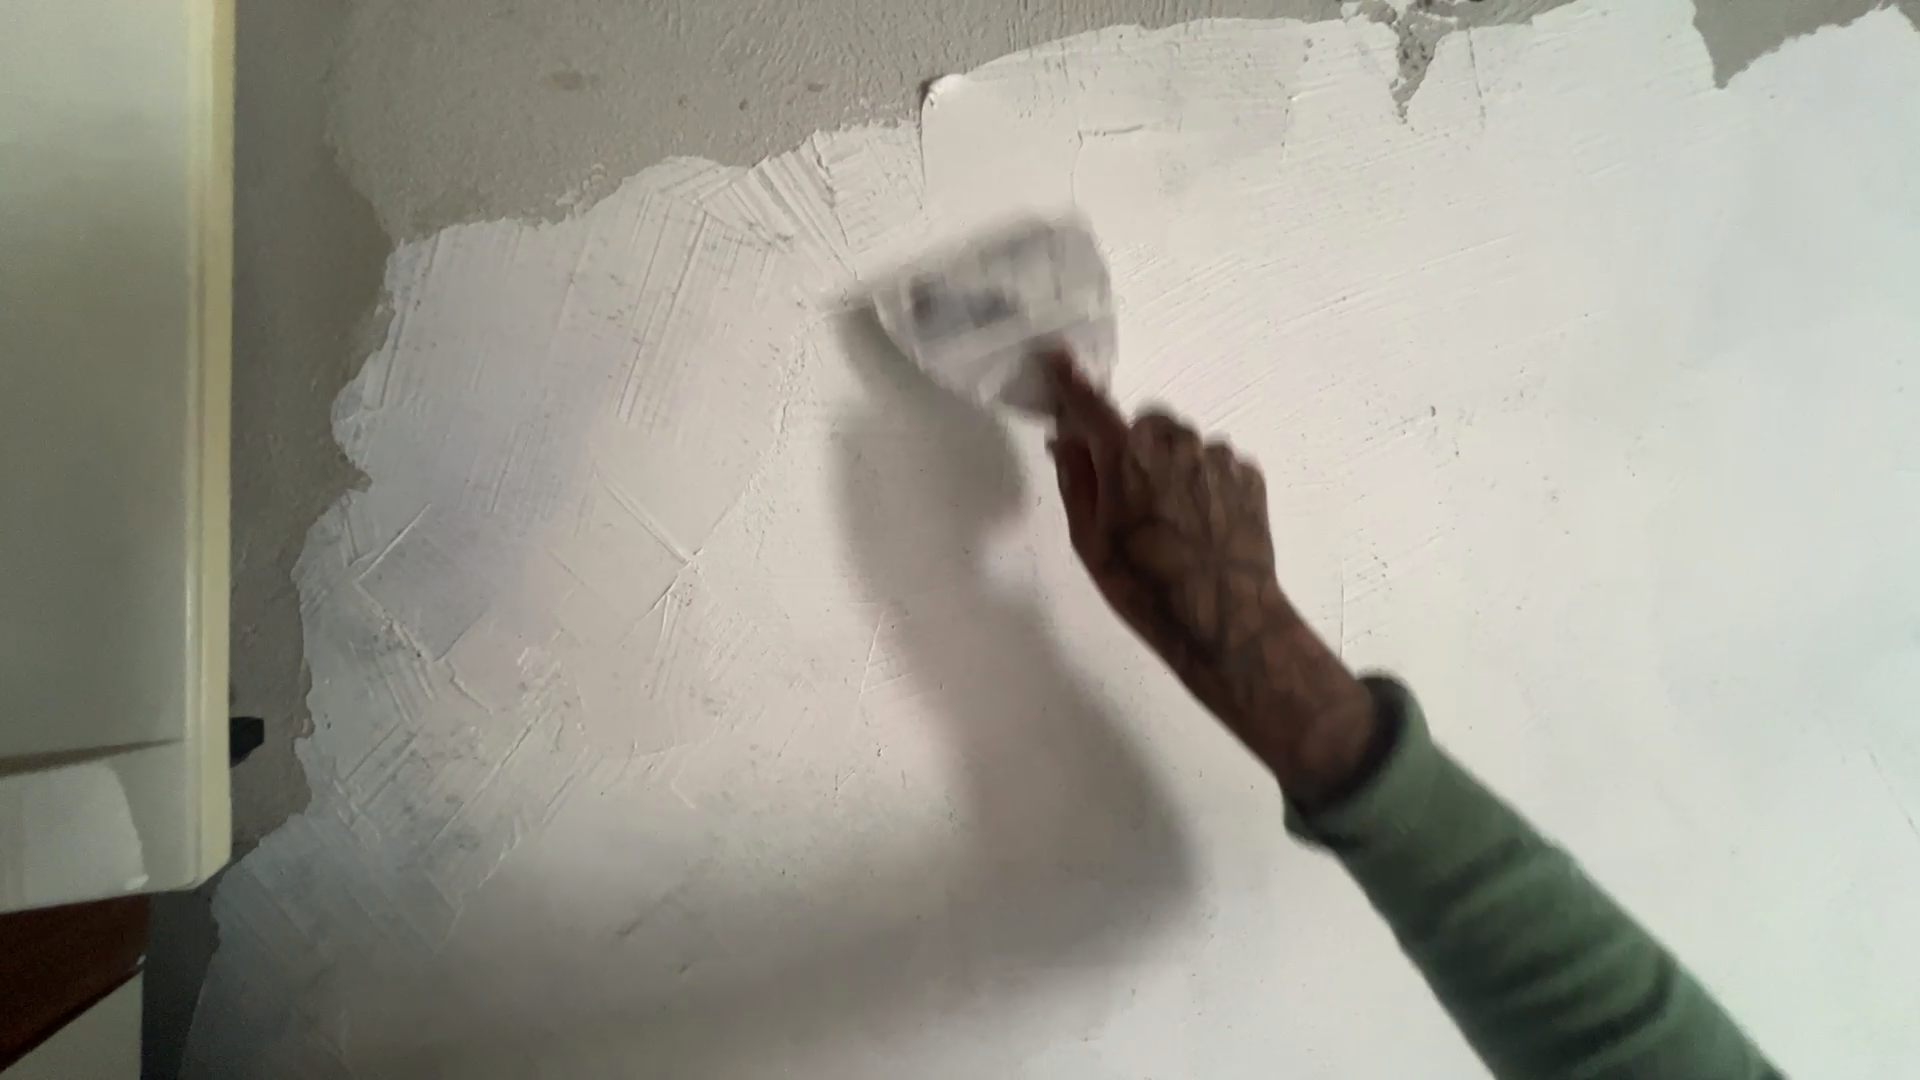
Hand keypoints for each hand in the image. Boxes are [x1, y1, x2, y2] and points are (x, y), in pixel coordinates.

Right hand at [1044, 353, 1378, 807]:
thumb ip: (1076, 480)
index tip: (1057, 356)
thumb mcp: (1088, 540)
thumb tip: (1067, 440)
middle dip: (1126, 444)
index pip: (1090, 404)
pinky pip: (1210, 462)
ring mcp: (1217, 455)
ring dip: (1164, 463)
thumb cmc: (1142, 586)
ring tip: (1167, 518)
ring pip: (1178, 442)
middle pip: (1140, 423)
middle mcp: (1174, 440)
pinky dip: (1197, 480)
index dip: (1069, 380)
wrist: (1225, 620)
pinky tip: (1197, 522)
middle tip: (1123, 493)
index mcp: (1126, 454)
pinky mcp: (1247, 474)